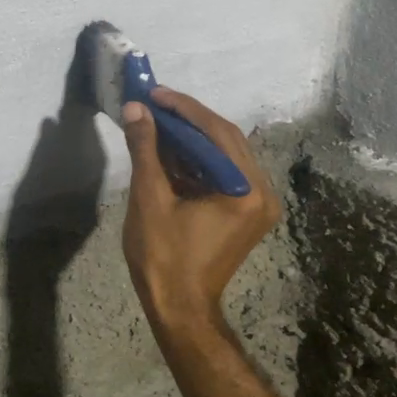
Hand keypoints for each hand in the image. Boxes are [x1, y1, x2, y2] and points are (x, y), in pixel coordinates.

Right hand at [118, 88, 279, 333]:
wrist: (179, 303)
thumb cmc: (163, 253)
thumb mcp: (149, 197)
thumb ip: (145, 149)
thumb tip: (136, 109)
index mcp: (245, 190)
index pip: (218, 133)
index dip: (184, 109)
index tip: (153, 93)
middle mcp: (261, 193)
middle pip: (225, 140)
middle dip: (187, 118)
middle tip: (152, 102)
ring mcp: (255, 204)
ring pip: (223, 154)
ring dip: (189, 136)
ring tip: (154, 121)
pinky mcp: (243, 212)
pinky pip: (220, 172)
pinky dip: (194, 157)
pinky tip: (166, 149)